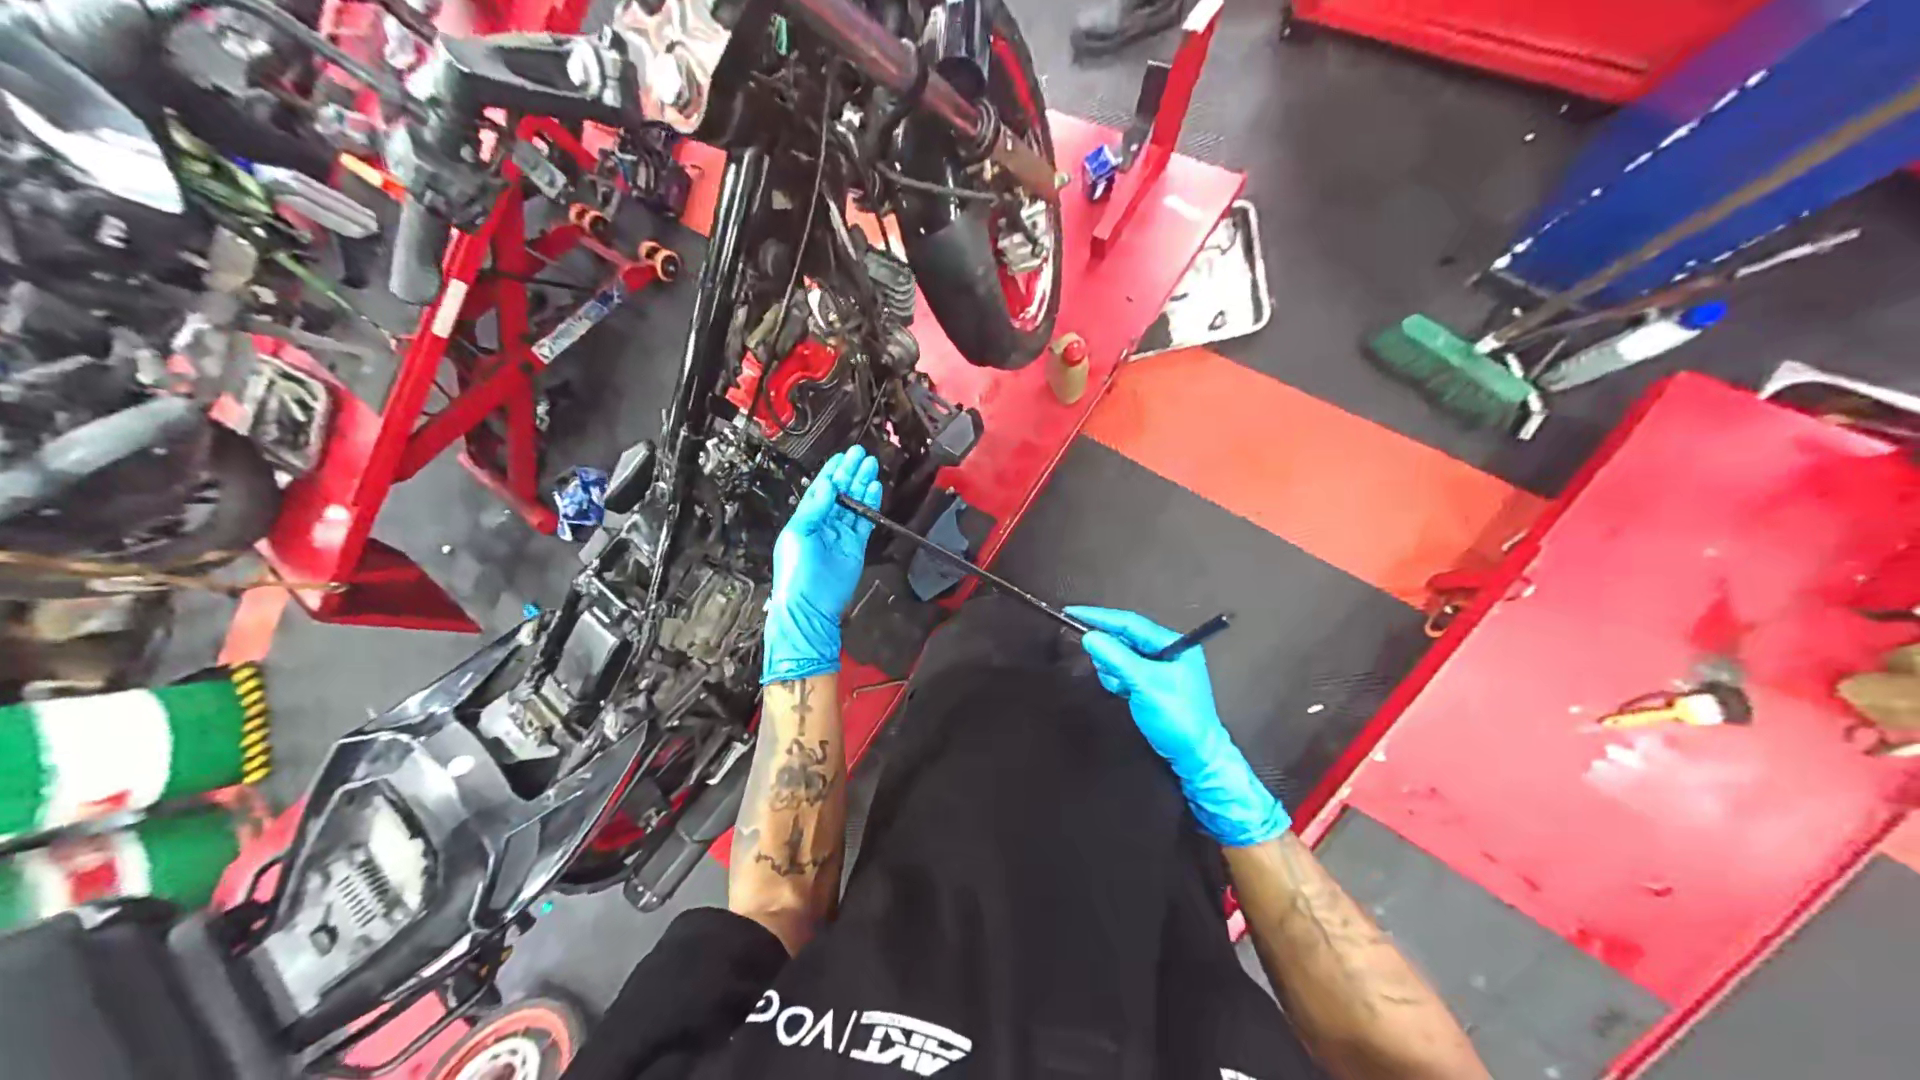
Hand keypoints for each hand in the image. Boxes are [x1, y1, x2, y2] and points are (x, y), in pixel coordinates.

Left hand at [763, 446, 883, 682]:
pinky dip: (870, 505)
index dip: (833, 471)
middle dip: (851, 473)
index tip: (843, 456)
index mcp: (805, 519)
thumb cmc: (795, 574)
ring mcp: (840, 535)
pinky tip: (874, 490)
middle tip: (862, 455)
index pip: (821, 489)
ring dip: (862, 485)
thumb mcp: (797, 533)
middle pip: (840, 493)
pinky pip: (864, 521)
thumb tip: (827, 486)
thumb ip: (814, 508)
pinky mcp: (855, 546)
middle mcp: (823, 524)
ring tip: (871, 467)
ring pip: (854, 504)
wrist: (809, 606)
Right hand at [1065, 605, 1289, 846]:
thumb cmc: (1178, 718)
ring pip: (1121, 654)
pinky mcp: (1150, 683)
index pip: (1130, 622)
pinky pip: (1124, 670)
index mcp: (1174, 643)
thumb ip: (1117, 658)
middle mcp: (1167, 650)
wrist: (1196, 757)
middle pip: (1125, 637)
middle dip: (1108, 649)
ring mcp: (1159, 668)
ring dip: (1113, 668)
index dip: (1100, 617)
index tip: (1071, 611)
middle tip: (1096, 661)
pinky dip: (1117, 678)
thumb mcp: (1145, 685)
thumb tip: (1089, 637)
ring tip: (1120, 687)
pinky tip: (1122, 692)